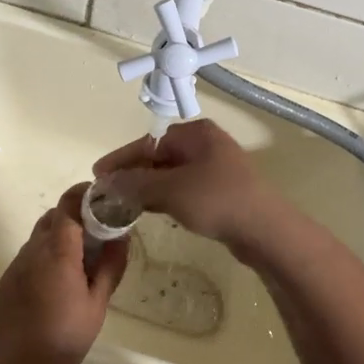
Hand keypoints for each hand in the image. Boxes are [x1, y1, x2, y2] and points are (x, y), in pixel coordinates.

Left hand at [0, 183, 126, 363]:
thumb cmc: (67, 336)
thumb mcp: (98, 302)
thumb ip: (111, 265)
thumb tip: (121, 236)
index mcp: (58, 251)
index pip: (68, 204)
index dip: (83, 195)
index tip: (101, 198)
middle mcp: (33, 250)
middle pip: (52, 217)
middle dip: (74, 216)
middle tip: (95, 232)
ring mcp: (16, 265)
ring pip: (38, 236)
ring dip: (58, 237)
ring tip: (77, 259)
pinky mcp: (7, 280)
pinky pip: (28, 256)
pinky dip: (44, 256)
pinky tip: (55, 281)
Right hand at [92, 119, 287, 253]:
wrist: (265, 230)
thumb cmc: (217, 200)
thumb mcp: (170, 190)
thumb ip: (136, 183)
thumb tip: (106, 182)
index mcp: (196, 133)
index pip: (149, 142)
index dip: (121, 159)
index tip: (97, 175)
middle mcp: (207, 144)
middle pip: (160, 156)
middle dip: (134, 174)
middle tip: (108, 194)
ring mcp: (216, 168)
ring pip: (172, 175)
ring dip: (148, 188)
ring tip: (124, 205)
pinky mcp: (222, 191)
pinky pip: (185, 189)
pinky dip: (166, 198)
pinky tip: (153, 211)